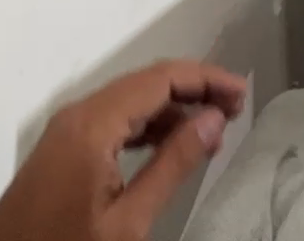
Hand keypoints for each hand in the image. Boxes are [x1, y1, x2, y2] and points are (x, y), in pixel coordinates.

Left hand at [0, 61, 247, 240]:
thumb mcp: (127, 224)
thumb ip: (172, 165)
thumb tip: (214, 118)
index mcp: (93, 122)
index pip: (161, 79)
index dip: (206, 79)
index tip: (242, 92)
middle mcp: (79, 113)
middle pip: (147, 82)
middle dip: (194, 88)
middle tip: (236, 107)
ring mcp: (67, 130)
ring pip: (131, 99)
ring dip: (174, 107)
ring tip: (213, 127)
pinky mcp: (61, 149)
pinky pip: (114, 120)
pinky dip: (148, 124)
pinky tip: (172, 143)